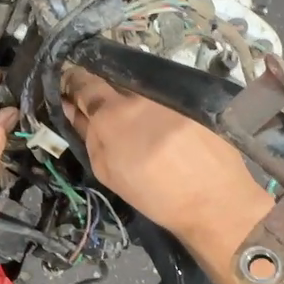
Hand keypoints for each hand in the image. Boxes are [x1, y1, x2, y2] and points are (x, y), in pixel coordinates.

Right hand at [61, 67, 267, 247]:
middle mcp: (139, 96)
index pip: (83, 81)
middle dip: (101, 93)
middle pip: (111, 82)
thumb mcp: (106, 171)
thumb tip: (72, 109)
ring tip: (135, 127)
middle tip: (100, 113)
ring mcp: (167, 96)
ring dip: (129, 102)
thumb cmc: (153, 195)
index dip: (72, 81)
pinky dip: (154, 109)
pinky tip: (160, 130)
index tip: (67, 88)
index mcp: (111, 114)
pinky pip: (162, 99)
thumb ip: (87, 135)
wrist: (215, 201)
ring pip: (137, 91)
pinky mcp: (192, 101)